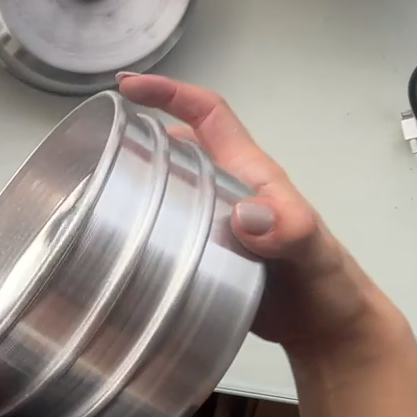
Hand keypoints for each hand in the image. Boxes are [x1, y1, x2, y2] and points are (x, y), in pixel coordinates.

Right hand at [117, 74, 400, 357]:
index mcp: (246, 174)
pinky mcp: (200, 251)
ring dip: (130, 182)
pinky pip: (162, 225)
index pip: (207, 115)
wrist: (327, 329)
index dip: (170, 93)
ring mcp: (210, 220)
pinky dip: (135, 225)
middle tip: (91, 151)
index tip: (128, 86)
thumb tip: (245, 216)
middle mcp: (223, 189)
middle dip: (135, 136)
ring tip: (89, 194)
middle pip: (175, 146)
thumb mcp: (314, 253)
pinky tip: (111, 240)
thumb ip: (288, 230)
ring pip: (165, 186)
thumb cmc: (326, 283)